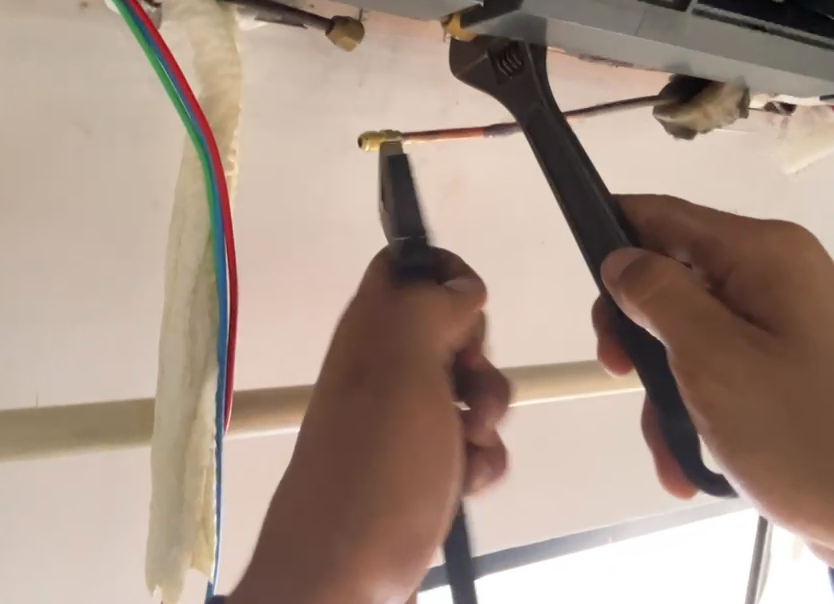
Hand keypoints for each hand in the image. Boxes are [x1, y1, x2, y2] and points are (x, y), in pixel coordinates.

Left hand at [234, 249, 510, 603]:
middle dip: (478, 353)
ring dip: (486, 411)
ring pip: (471, 384)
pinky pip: (473, 438)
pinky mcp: (427, 461)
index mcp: (373, 324)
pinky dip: (481, 457)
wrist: (347, 569)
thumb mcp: (402, 361)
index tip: (468, 305)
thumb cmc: (377, 455)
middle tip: (466, 383)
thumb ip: (431, 305)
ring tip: (468, 442)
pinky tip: (468, 479)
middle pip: (451, 324)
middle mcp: (388, 361)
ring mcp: (407, 413)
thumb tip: (460, 286)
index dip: (442, 271)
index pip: (404, 263)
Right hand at [593, 196, 833, 603]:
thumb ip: (656, 296)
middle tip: (620, 375)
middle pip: (671, 277)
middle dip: (637, 331)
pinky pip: (728, 371)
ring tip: (670, 450)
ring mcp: (793, 326)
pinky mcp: (801, 373)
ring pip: (693, 333)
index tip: (592, 299)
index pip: (659, 214)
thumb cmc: (818, 440)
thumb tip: (620, 258)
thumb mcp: (716, 363)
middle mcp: (778, 277)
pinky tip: (695, 463)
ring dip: (666, 388)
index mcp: (763, 254)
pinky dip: (702, 411)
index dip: (611, 241)